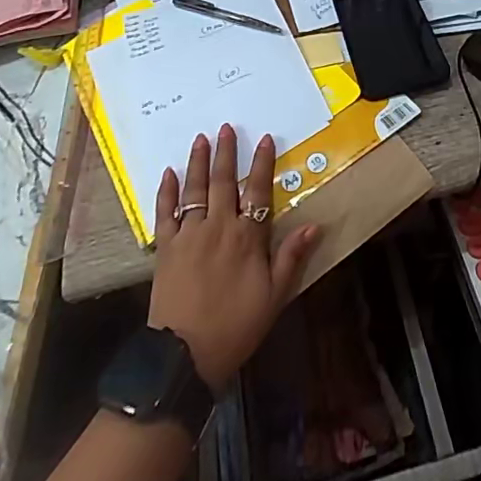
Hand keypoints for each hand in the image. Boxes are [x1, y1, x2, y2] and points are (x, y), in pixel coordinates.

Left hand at [149, 125, 320, 389]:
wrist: (186, 352)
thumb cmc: (237, 325)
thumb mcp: (275, 295)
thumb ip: (291, 257)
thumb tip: (314, 225)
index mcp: (247, 237)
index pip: (257, 191)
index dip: (261, 164)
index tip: (263, 138)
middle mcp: (218, 226)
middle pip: (223, 182)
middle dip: (226, 153)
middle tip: (225, 127)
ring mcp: (188, 234)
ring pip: (194, 190)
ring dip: (197, 162)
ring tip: (200, 139)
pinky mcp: (165, 246)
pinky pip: (165, 212)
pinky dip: (166, 191)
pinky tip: (168, 173)